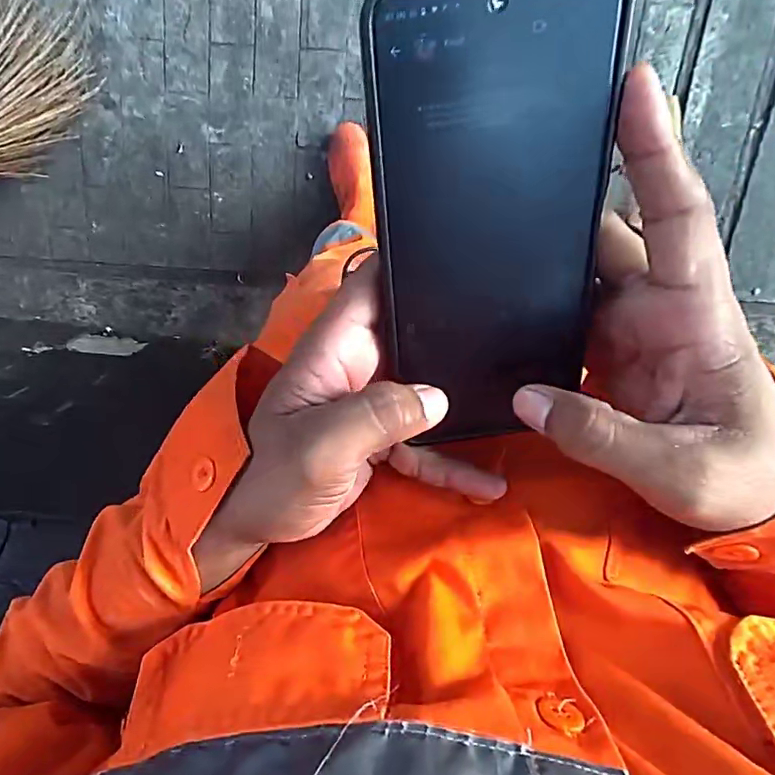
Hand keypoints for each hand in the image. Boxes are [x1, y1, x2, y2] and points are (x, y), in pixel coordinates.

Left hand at [194, 261, 507, 590]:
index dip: (409, 261)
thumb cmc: (272, 477)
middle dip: (454, 323)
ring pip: (426, 384)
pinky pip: (424, 441)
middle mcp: (357, 366)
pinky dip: (451, 459)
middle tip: (516, 320)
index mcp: (335, 349)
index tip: (461, 251)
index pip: (370, 285)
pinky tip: (489, 481)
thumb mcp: (320, 446)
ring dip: (463, 393)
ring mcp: (370, 403)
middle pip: (411, 328)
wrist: (253, 523)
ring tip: (521, 396)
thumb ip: (376, 417)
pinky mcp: (380, 439)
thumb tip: (439, 398)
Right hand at [511, 64, 774, 532]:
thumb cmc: (741, 481)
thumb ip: (601, 437)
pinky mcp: (603, 351)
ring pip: (578, 267)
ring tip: (482, 222)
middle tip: (510, 157)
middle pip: (608, 231)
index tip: (637, 87)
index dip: (656, 152)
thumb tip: (524, 397)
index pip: (678, 216)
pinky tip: (495, 292)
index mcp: (694, 316)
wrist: (748, 503)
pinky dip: (532, 295)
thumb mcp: (680, 471)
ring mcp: (626, 328)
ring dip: (541, 246)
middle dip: (566, 193)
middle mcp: (657, 307)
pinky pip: (562, 309)